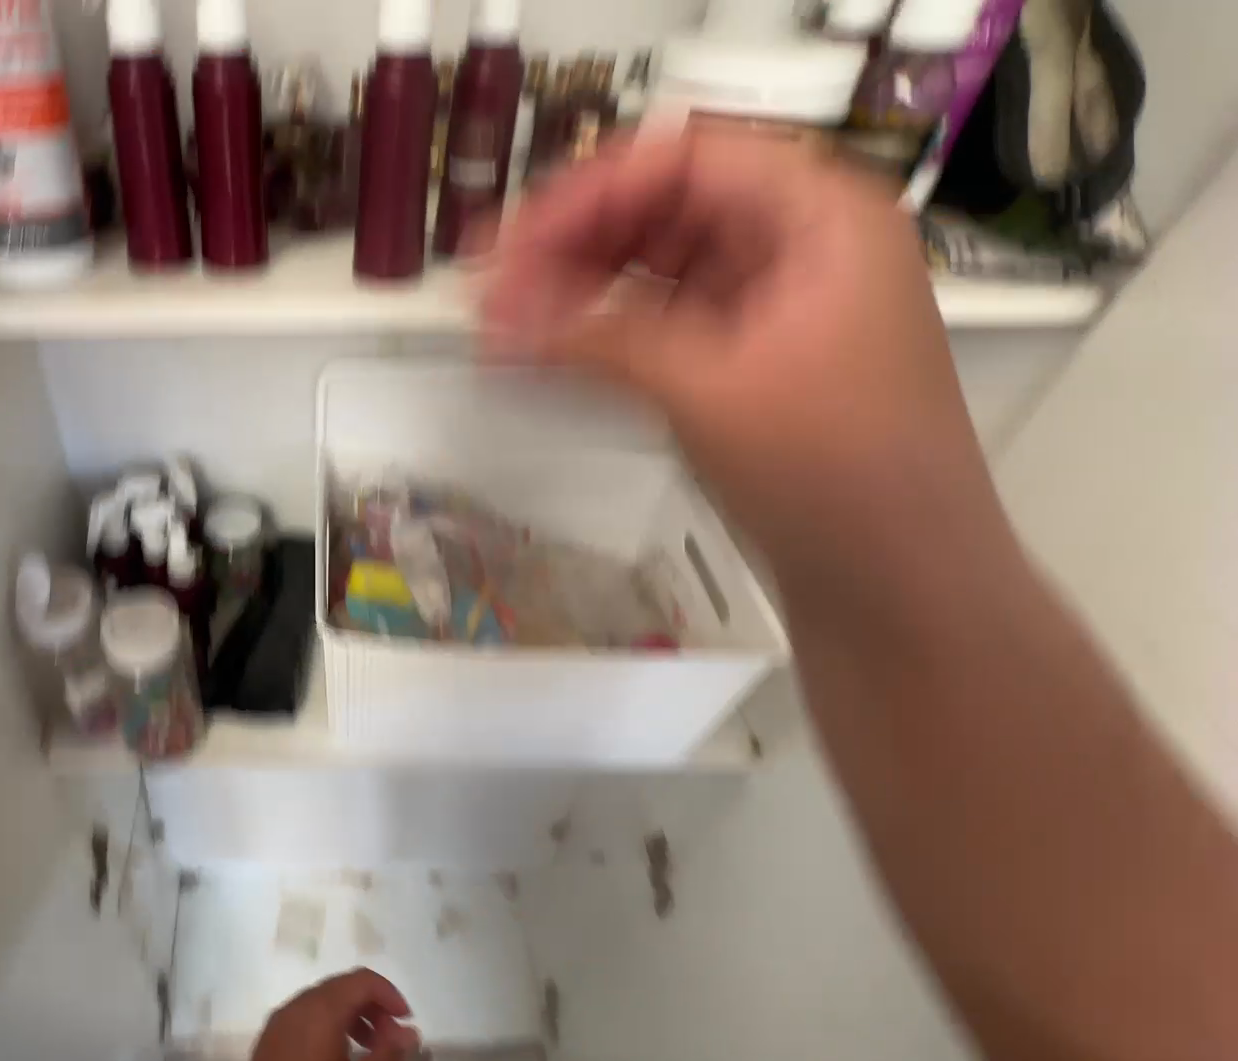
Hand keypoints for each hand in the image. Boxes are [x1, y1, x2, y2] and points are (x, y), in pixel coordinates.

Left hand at [243, 968, 420, 1060]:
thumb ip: (387, 1055)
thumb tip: (410, 1032)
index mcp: (322, 1007)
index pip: (363, 979)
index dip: (390, 994)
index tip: (406, 1022)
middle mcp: (300, 1002)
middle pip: (344, 987)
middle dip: (373, 1008)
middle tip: (391, 1041)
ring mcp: (282, 1017)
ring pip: (324, 1001)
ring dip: (352, 1016)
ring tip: (369, 1050)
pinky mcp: (271, 1034)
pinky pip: (307, 1015)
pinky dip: (329, 1024)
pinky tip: (338, 1056)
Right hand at [479, 131, 1008, 588]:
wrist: (890, 574)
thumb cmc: (835, 473)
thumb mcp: (710, 391)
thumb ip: (601, 341)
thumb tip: (501, 318)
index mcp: (816, 220)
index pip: (683, 162)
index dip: (588, 193)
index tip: (512, 241)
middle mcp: (789, 245)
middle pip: (658, 209)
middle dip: (569, 244)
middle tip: (492, 289)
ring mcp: (759, 301)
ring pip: (647, 264)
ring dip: (573, 287)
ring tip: (503, 321)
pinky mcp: (732, 352)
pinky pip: (650, 317)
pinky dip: (596, 329)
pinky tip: (544, 347)